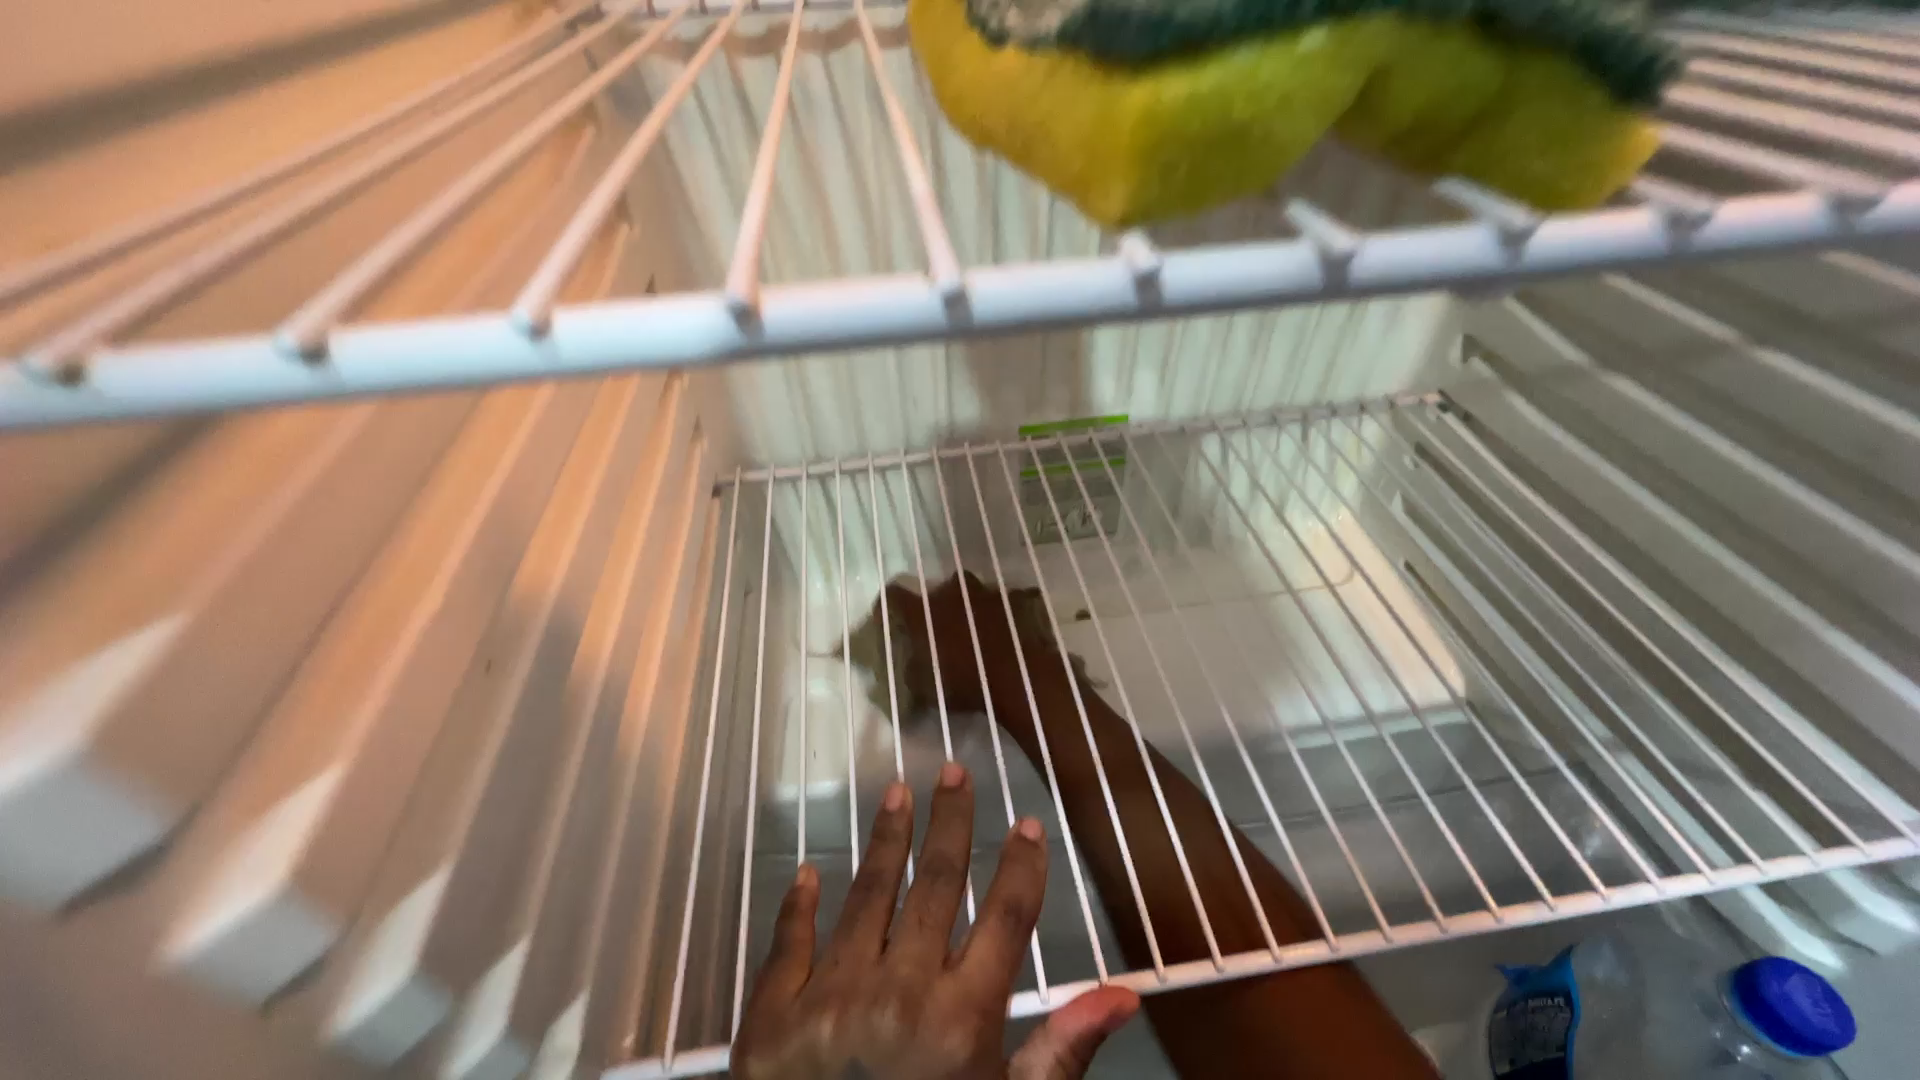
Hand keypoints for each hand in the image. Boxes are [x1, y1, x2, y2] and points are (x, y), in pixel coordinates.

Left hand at [732, 763, 1139, 1079]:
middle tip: (954, 772)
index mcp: (963, 1019)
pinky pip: (788, 942)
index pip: (1004, 919)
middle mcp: (899, 990)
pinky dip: (798, 905)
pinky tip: (807, 872)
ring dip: (885, 841)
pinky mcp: (772, 1015)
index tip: (1027, 823)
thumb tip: (1123, 994)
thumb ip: (1062, 1052)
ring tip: (897, 792)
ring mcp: (830, 996)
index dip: (1020, 867)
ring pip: (866, 896)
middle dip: (949, 824)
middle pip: (934, 886)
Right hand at [878, 572, 1058, 714]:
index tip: (893, 615)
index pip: (894, 594)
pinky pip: (1002, 602)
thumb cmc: (963, 683)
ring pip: (971, 594)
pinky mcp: (1013, 599)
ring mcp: (984, 592)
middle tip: (943, 630)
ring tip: (976, 631)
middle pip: (937, 591)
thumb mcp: (924, 687)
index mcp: (923, 610)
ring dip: (970, 608)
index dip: (891, 603)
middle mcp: (950, 592)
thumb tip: (906, 666)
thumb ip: (910, 669)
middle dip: (939, 607)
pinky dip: (1000, 614)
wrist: (1017, 679)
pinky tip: (1004, 632)